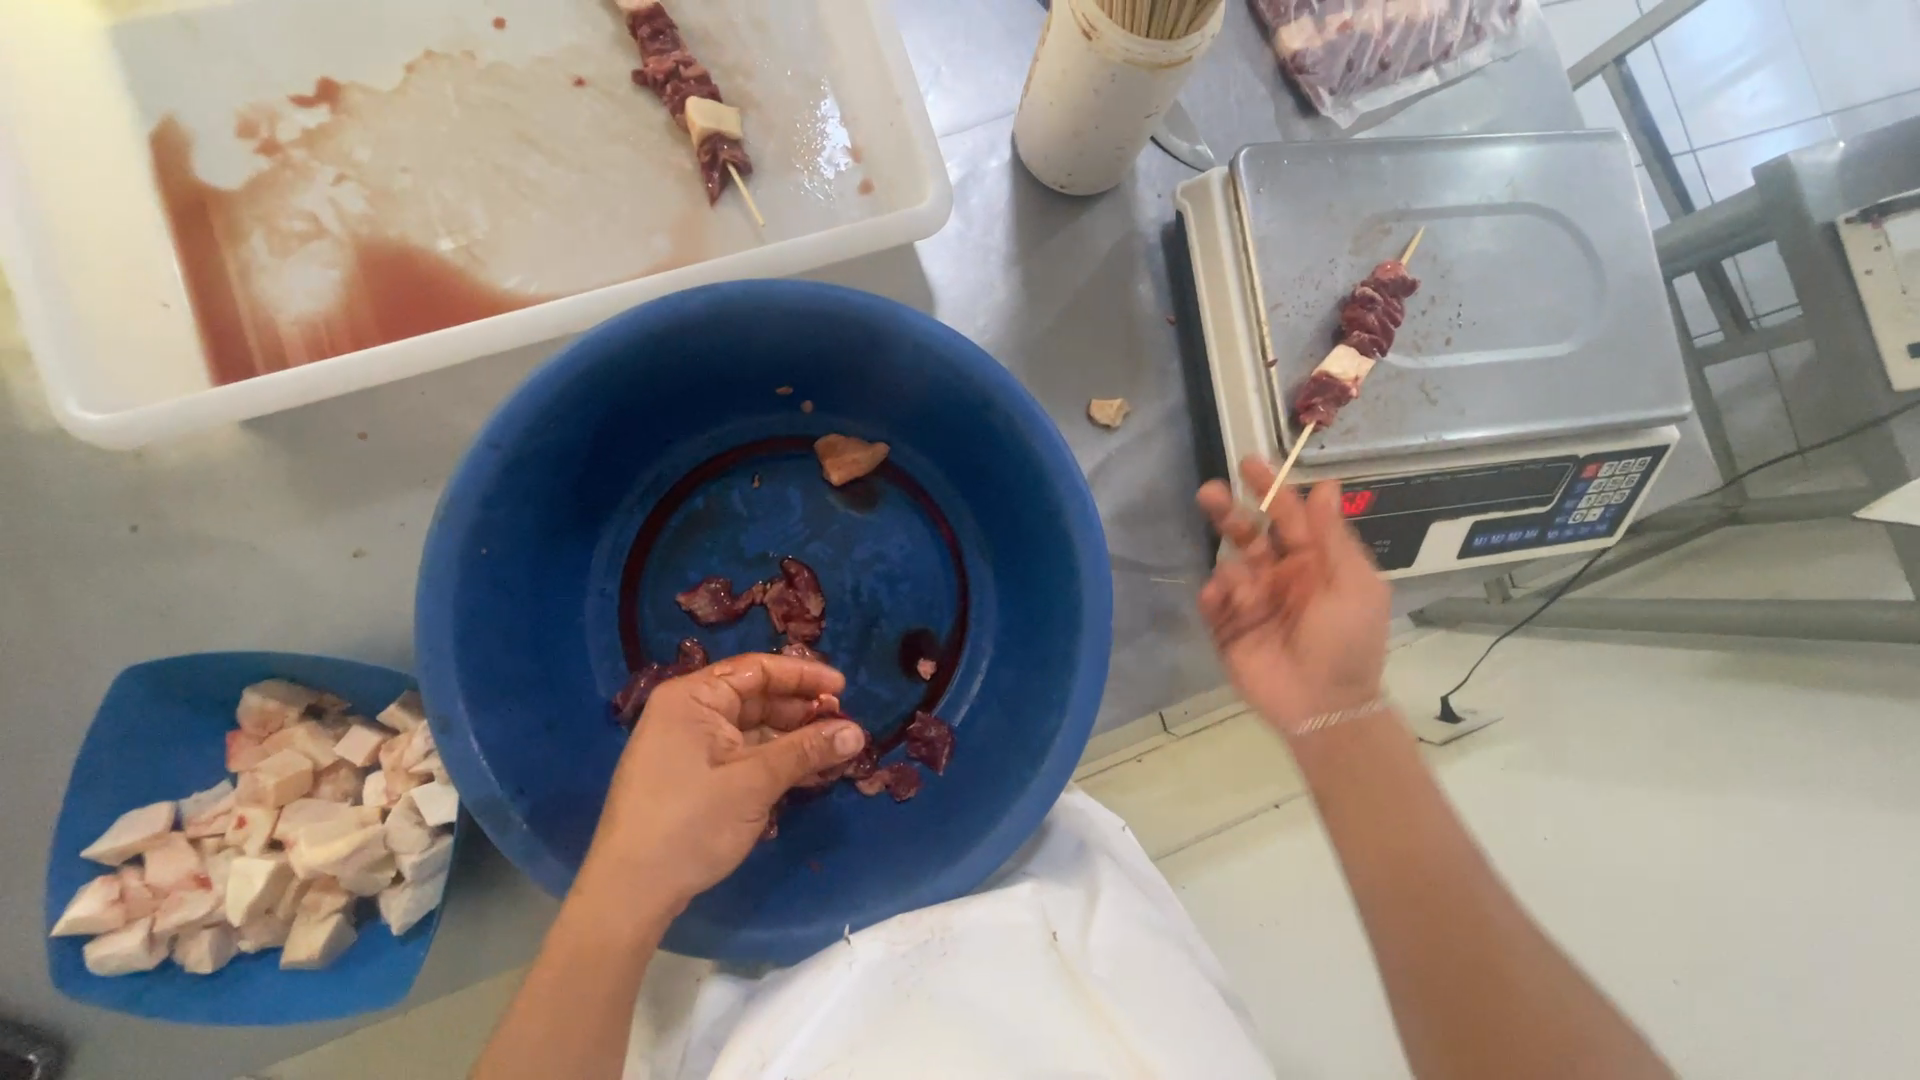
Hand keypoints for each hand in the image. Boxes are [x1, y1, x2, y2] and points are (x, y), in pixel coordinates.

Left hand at [581, 654, 866, 908]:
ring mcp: (689, 746)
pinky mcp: (693, 777)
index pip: (758, 670)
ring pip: (754, 730)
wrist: (630, 892)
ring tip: (836, 755)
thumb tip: (858, 732)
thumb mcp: (755, 781)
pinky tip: (809, 775)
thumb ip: (807, 750)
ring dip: (794, 741)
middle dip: (803, 712)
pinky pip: (742, 755)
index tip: (844, 688)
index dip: (804, 676)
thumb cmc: (690, 822)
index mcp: (693, 697)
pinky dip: (775, 762)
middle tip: (844, 728)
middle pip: (757, 698)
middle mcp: (689, 712)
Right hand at [1195, 458, 1391, 733]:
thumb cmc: (1348, 643)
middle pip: (1248, 534)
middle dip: (1230, 512)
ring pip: (1228, 565)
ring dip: (1230, 565)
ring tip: (1240, 585)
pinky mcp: (1227, 628)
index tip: (1250, 464)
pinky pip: (1212, 601)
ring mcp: (1250, 602)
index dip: (1271, 489)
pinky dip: (1214, 595)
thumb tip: (1328, 485)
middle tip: (1210, 492)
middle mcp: (1278, 575)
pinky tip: (1221, 598)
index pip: (1288, 517)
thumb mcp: (1354, 585)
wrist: (1324, 706)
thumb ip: (1333, 537)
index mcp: (1312, 563)